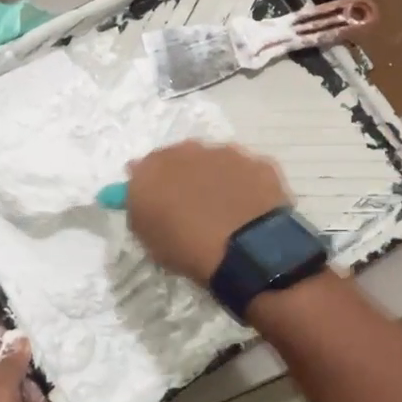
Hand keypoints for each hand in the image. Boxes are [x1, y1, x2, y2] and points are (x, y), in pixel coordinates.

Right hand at [126, 140, 289, 282]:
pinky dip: (245, 186)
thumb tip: (140, 196)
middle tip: (189, 206)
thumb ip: (141, 209)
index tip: (155, 204)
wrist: (244, 250)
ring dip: (214, 178)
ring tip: (223, 211)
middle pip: (179, 159)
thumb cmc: (185, 248)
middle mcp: (187, 151)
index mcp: (152, 168)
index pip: (142, 169)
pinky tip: (248, 210)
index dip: (149, 186)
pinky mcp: (260, 164)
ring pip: (215, 162)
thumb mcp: (147, 237)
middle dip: (182, 177)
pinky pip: (247, 173)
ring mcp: (226, 154)